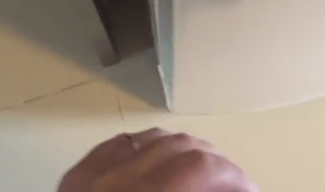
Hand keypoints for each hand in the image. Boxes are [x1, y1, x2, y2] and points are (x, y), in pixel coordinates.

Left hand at [58, 129, 255, 190]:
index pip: (198, 168)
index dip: (233, 177)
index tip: (251, 190)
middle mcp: (113, 183)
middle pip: (180, 147)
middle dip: (215, 163)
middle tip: (233, 185)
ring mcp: (88, 176)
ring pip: (152, 138)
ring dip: (184, 151)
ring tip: (203, 174)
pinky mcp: (73, 178)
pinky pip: (121, 144)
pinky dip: (148, 149)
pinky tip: (163, 163)